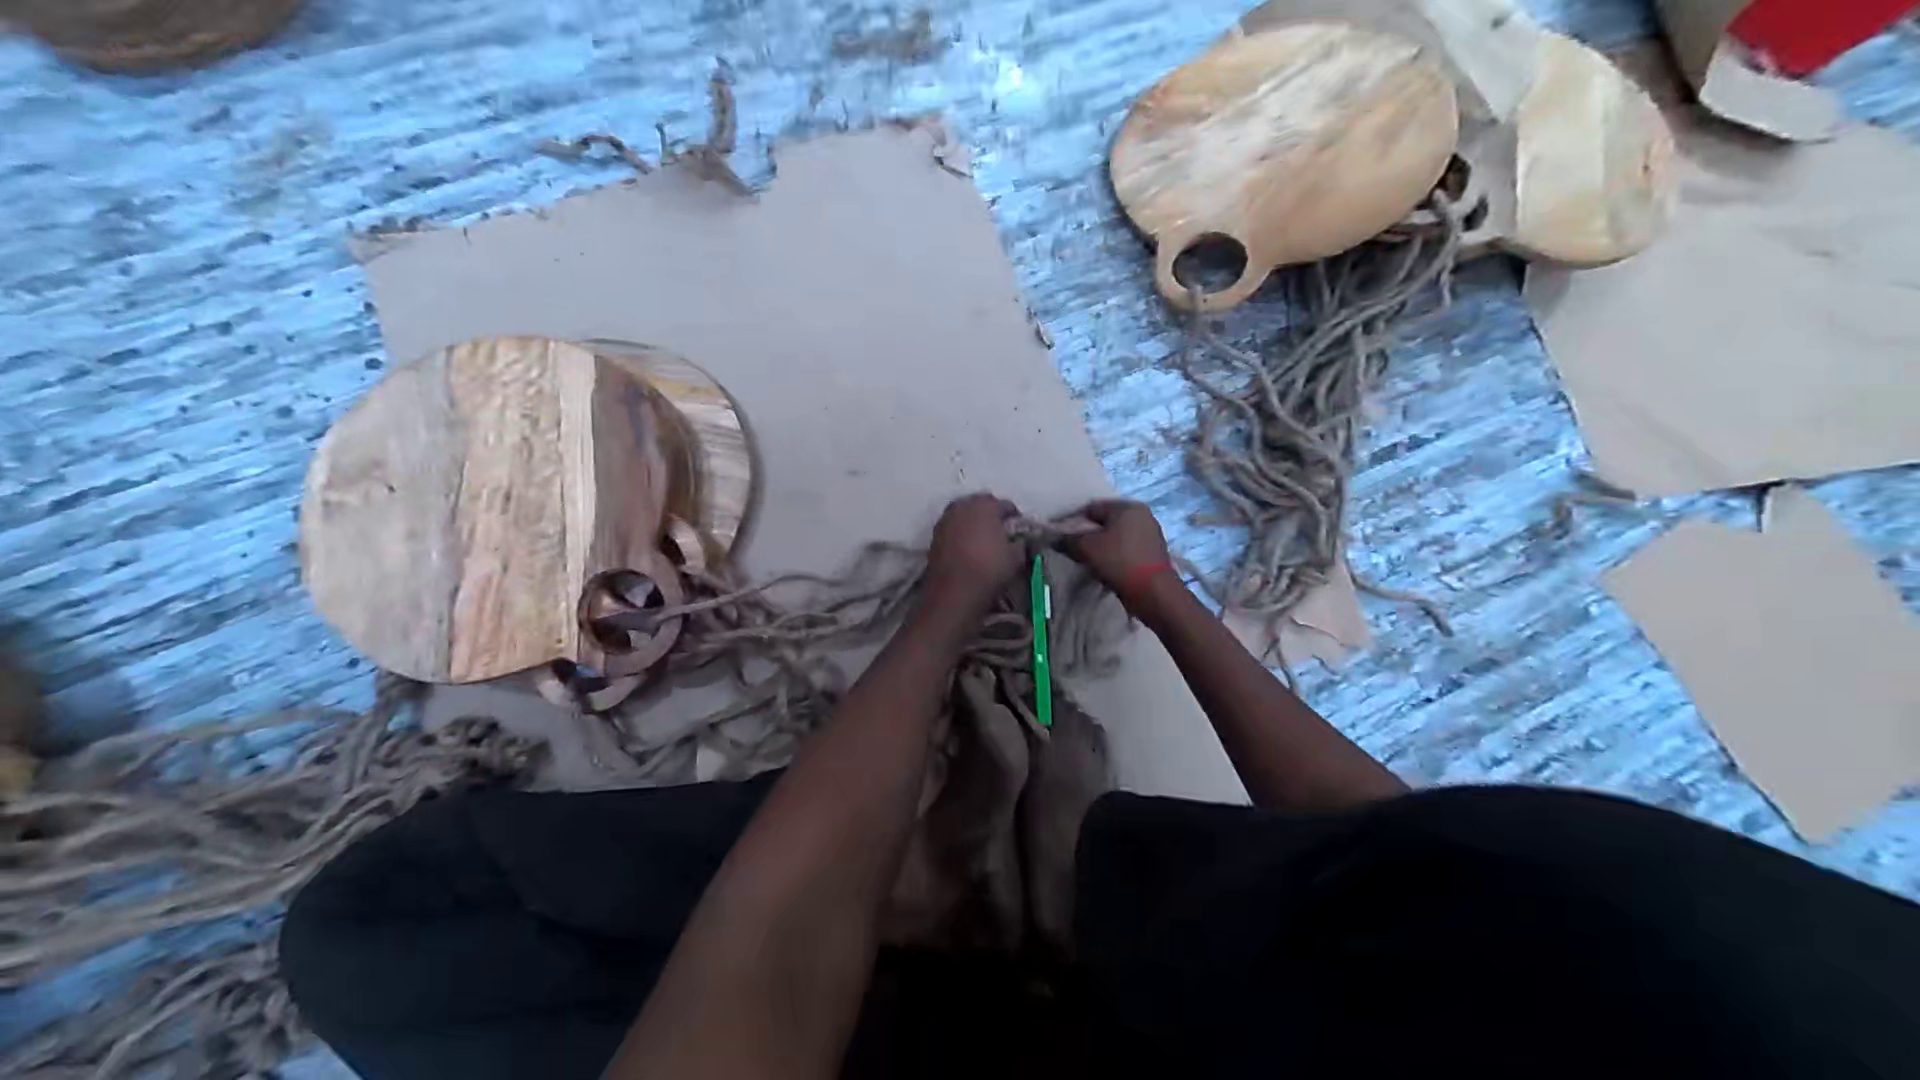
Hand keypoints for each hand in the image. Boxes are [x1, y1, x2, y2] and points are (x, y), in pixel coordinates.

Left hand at [924, 493, 1023, 610]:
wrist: (954, 591)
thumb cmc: (989, 568)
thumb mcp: (1016, 557)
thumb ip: (1020, 542)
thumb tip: (1018, 540)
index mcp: (985, 505)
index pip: (1006, 505)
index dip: (1015, 518)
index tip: (1019, 531)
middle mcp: (962, 505)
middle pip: (981, 506)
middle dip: (991, 516)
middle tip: (1000, 533)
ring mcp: (945, 519)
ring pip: (964, 516)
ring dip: (973, 524)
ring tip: (982, 541)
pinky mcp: (934, 535)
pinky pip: (952, 529)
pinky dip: (960, 534)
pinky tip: (966, 549)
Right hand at [1063, 500, 1175, 610]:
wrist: (1153, 593)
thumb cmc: (1119, 562)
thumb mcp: (1086, 548)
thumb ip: (1067, 539)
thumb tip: (1054, 537)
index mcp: (1127, 507)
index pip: (1092, 508)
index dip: (1073, 521)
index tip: (1062, 538)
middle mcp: (1143, 515)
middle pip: (1105, 522)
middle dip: (1088, 535)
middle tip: (1075, 551)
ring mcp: (1151, 535)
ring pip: (1116, 537)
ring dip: (1102, 547)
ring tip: (1089, 562)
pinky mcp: (1154, 554)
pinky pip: (1127, 550)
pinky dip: (1115, 557)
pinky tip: (1107, 569)